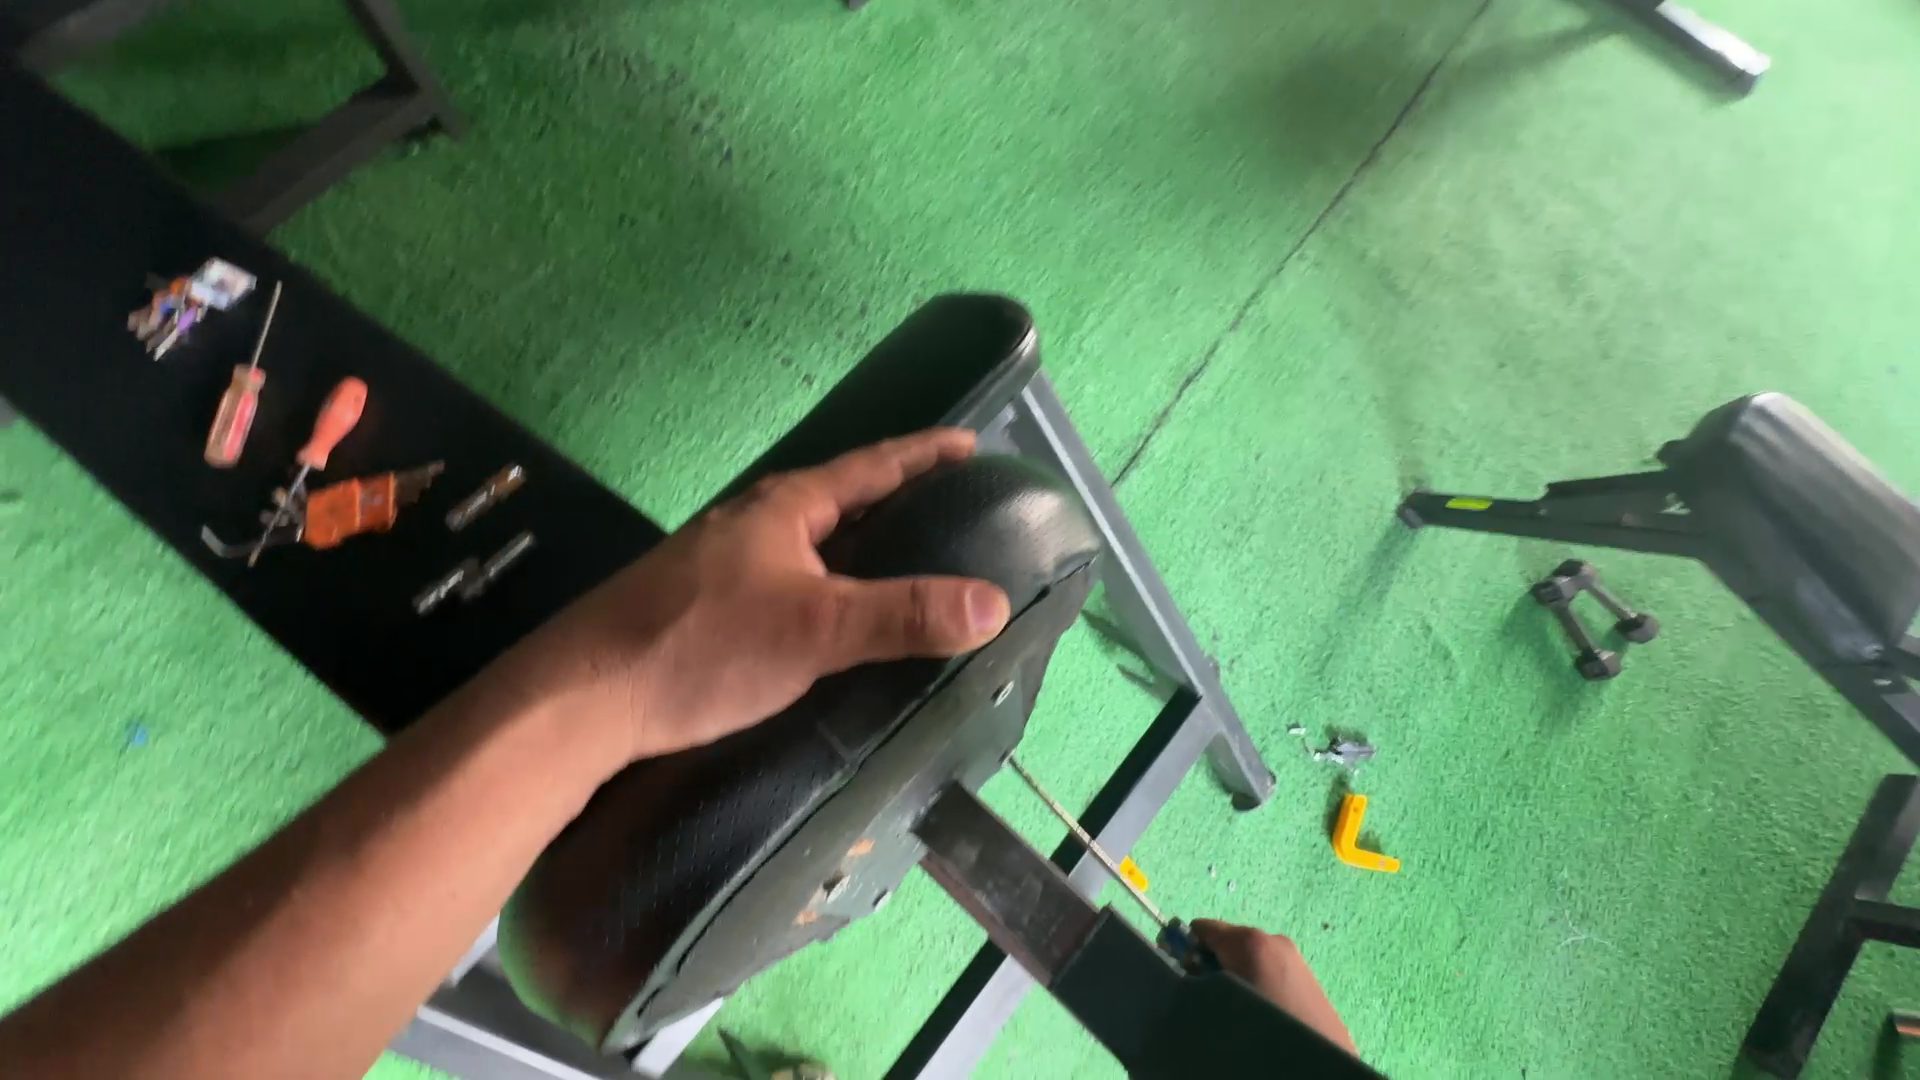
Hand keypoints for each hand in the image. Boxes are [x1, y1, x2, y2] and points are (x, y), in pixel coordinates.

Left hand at [481, 429, 1013, 764]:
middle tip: (947, 506)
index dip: (923, 453)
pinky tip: (835, 614)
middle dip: (895, 495)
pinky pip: (789, 577)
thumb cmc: (701, 647)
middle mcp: (754, 523)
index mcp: (785, 507)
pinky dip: (828, 581)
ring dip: (859, 540)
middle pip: (841, 497)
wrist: (581, 700)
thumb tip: (995, 603)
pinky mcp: (707, 604)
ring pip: (811, 540)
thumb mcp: (815, 628)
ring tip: (903, 559)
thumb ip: (904, 614)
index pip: (871, 466)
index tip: (969, 444)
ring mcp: (725, 563)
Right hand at [1190, 919, 1356, 1054]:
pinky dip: (1263, 988)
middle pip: (1227, 943)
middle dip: (1214, 966)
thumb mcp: (1214, 1001)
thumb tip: (1182, 968)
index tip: (1183, 976)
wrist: (1322, 1071)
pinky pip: (1274, 974)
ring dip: (1239, 979)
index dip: (1186, 950)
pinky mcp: (1314, 983)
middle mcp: (1275, 941)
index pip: (1200, 929)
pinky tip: (1267, 1018)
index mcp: (1249, 940)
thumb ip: (1193, 977)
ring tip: (1242, 1013)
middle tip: (1212, 999)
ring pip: (1252, 960)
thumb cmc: (1260, 1030)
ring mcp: (1298, 961)